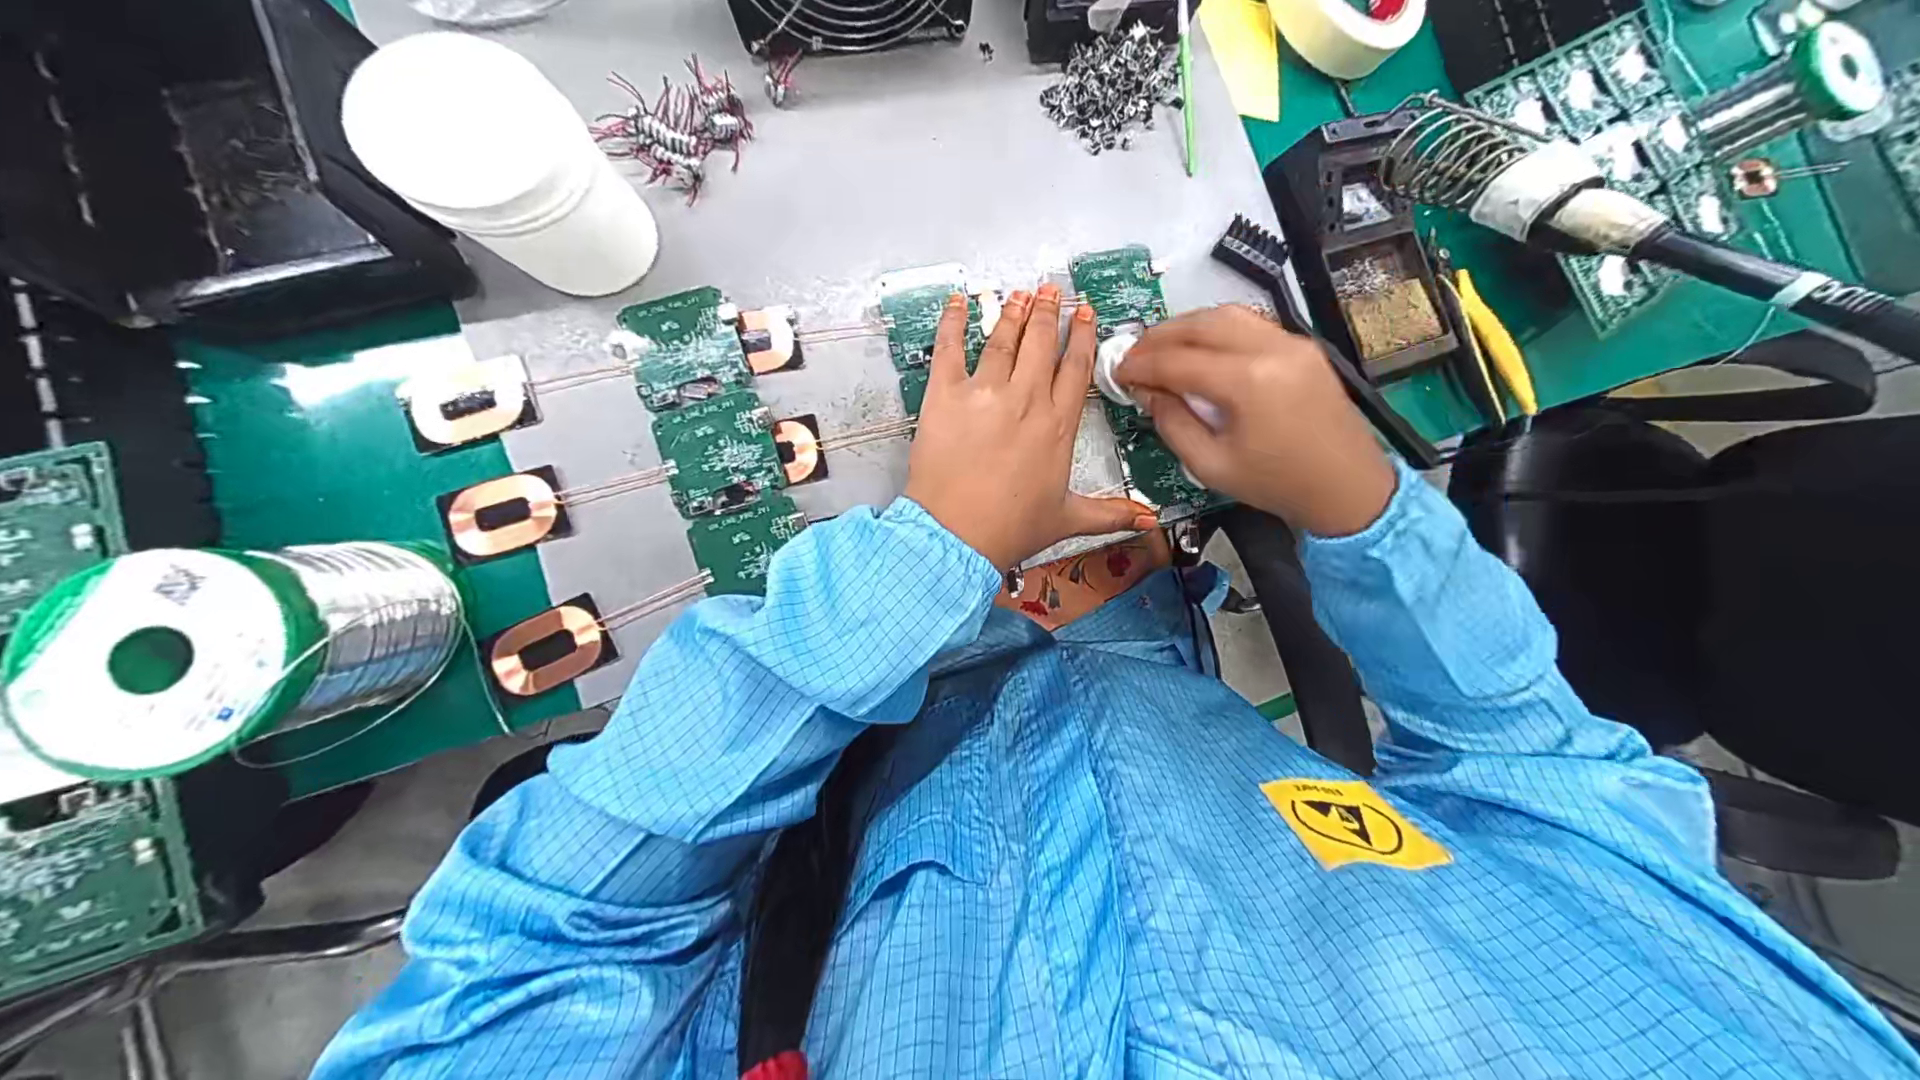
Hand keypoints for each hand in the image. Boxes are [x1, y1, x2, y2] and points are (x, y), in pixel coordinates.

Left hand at [905, 284, 1156, 568]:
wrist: (958, 535)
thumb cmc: (1010, 528)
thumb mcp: (1068, 518)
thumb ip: (1111, 513)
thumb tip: (1148, 518)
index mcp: (1057, 425)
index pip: (1074, 368)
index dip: (1080, 337)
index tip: (1083, 315)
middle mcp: (1026, 400)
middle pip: (1040, 343)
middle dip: (1048, 313)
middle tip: (1050, 291)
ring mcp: (985, 393)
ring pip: (1003, 339)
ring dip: (1013, 312)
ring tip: (1020, 294)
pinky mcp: (946, 395)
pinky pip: (950, 348)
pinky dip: (953, 321)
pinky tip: (960, 302)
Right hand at [1116, 304, 1395, 536]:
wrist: (1347, 487)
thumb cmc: (1278, 484)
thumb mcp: (1209, 465)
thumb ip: (1172, 422)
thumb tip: (1148, 392)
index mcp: (1249, 382)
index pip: (1178, 361)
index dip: (1141, 365)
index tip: (1120, 373)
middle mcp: (1273, 350)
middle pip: (1201, 324)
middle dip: (1159, 337)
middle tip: (1134, 356)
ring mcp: (1293, 343)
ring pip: (1227, 314)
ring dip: (1187, 326)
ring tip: (1161, 348)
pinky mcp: (1302, 347)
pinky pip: (1250, 324)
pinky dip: (1216, 330)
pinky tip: (1199, 350)